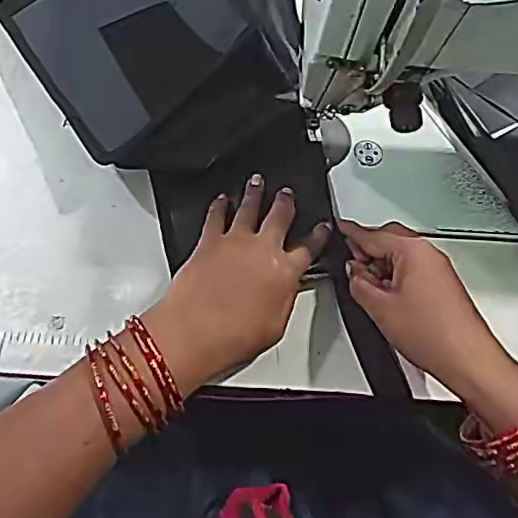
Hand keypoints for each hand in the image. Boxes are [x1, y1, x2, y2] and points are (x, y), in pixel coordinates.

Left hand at [142, 174, 328, 389]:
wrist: (196, 331)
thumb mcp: (275, 326)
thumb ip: (284, 301)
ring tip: (257, 181)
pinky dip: (220, 204)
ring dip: (255, 192)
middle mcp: (262, 250)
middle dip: (286, 202)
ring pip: (249, 207)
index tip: (321, 227)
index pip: (309, 247)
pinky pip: (216, 215)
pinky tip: (222, 199)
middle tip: (288, 193)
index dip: (318, 235)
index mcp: (285, 272)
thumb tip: (286, 292)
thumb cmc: (232, 335)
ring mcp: (234, 241)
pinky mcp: (208, 241)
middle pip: (280, 216)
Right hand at [339, 219, 512, 398]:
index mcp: (413, 251)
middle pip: (389, 240)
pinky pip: (414, 269)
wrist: (467, 360)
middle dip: (368, 252)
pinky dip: (398, 277)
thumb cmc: (435, 335)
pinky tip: (390, 299)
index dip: (351, 233)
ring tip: (372, 291)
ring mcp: (439, 268)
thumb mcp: (379, 308)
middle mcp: (430, 254)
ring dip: (383, 266)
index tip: (341, 229)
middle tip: (352, 266)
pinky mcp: (444, 283)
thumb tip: (354, 272)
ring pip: (402, 256)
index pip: (373, 235)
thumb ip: (358, 282)